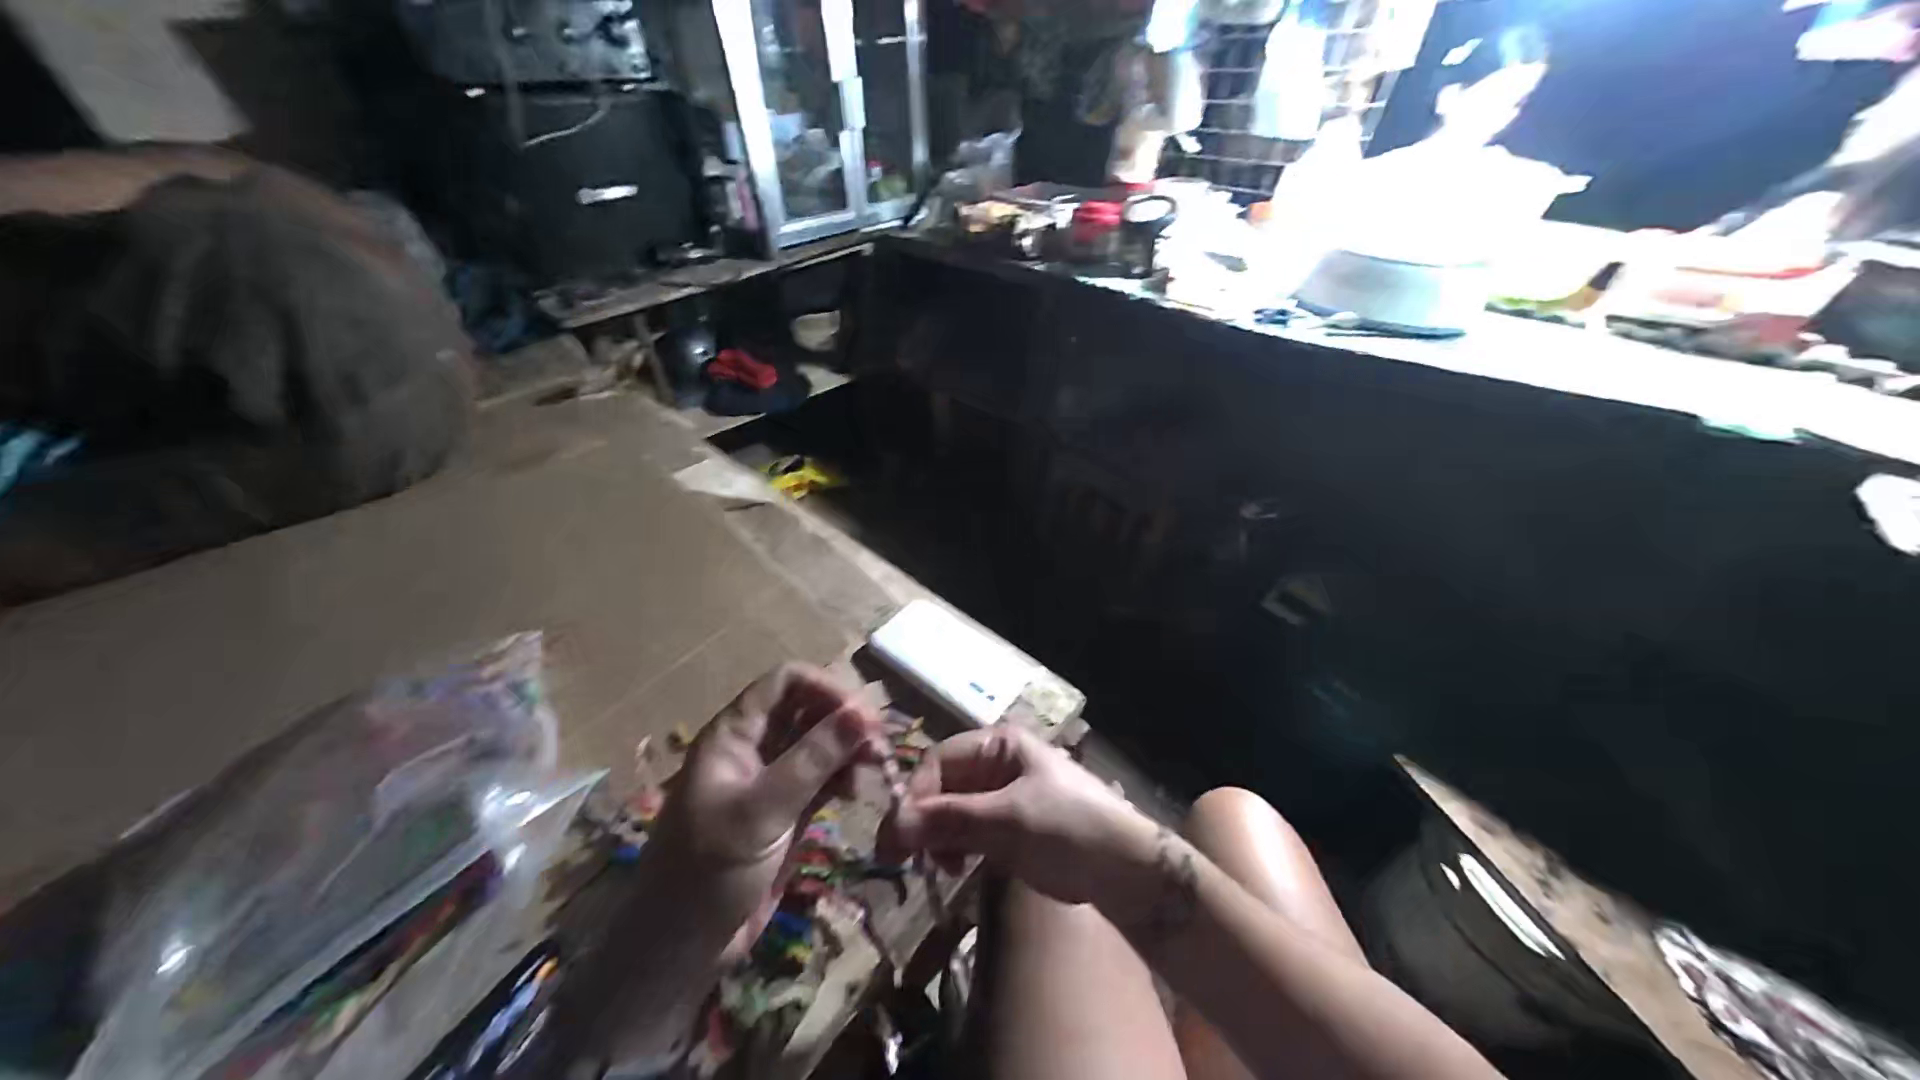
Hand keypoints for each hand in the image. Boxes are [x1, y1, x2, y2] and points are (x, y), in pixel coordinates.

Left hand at [648, 663, 887, 958]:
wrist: (683, 949)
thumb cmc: (709, 871)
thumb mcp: (761, 811)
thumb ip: (813, 760)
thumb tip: (862, 713)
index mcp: (734, 734)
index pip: (785, 683)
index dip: (825, 688)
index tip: (862, 716)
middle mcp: (755, 747)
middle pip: (808, 709)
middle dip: (845, 718)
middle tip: (879, 744)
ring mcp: (774, 779)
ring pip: (821, 743)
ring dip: (850, 748)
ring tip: (877, 766)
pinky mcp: (789, 810)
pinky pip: (824, 777)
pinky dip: (845, 776)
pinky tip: (860, 790)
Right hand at [879, 725, 1158, 908]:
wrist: (1127, 870)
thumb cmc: (1068, 829)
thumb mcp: (1007, 820)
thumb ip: (949, 820)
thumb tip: (892, 825)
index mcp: (999, 745)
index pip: (939, 761)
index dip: (916, 796)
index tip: (899, 836)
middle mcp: (998, 763)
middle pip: (943, 785)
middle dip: (923, 819)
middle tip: (900, 859)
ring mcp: (1004, 794)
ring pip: (953, 810)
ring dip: (938, 836)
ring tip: (940, 867)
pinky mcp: (1011, 825)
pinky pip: (970, 829)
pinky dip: (957, 846)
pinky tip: (957, 867)